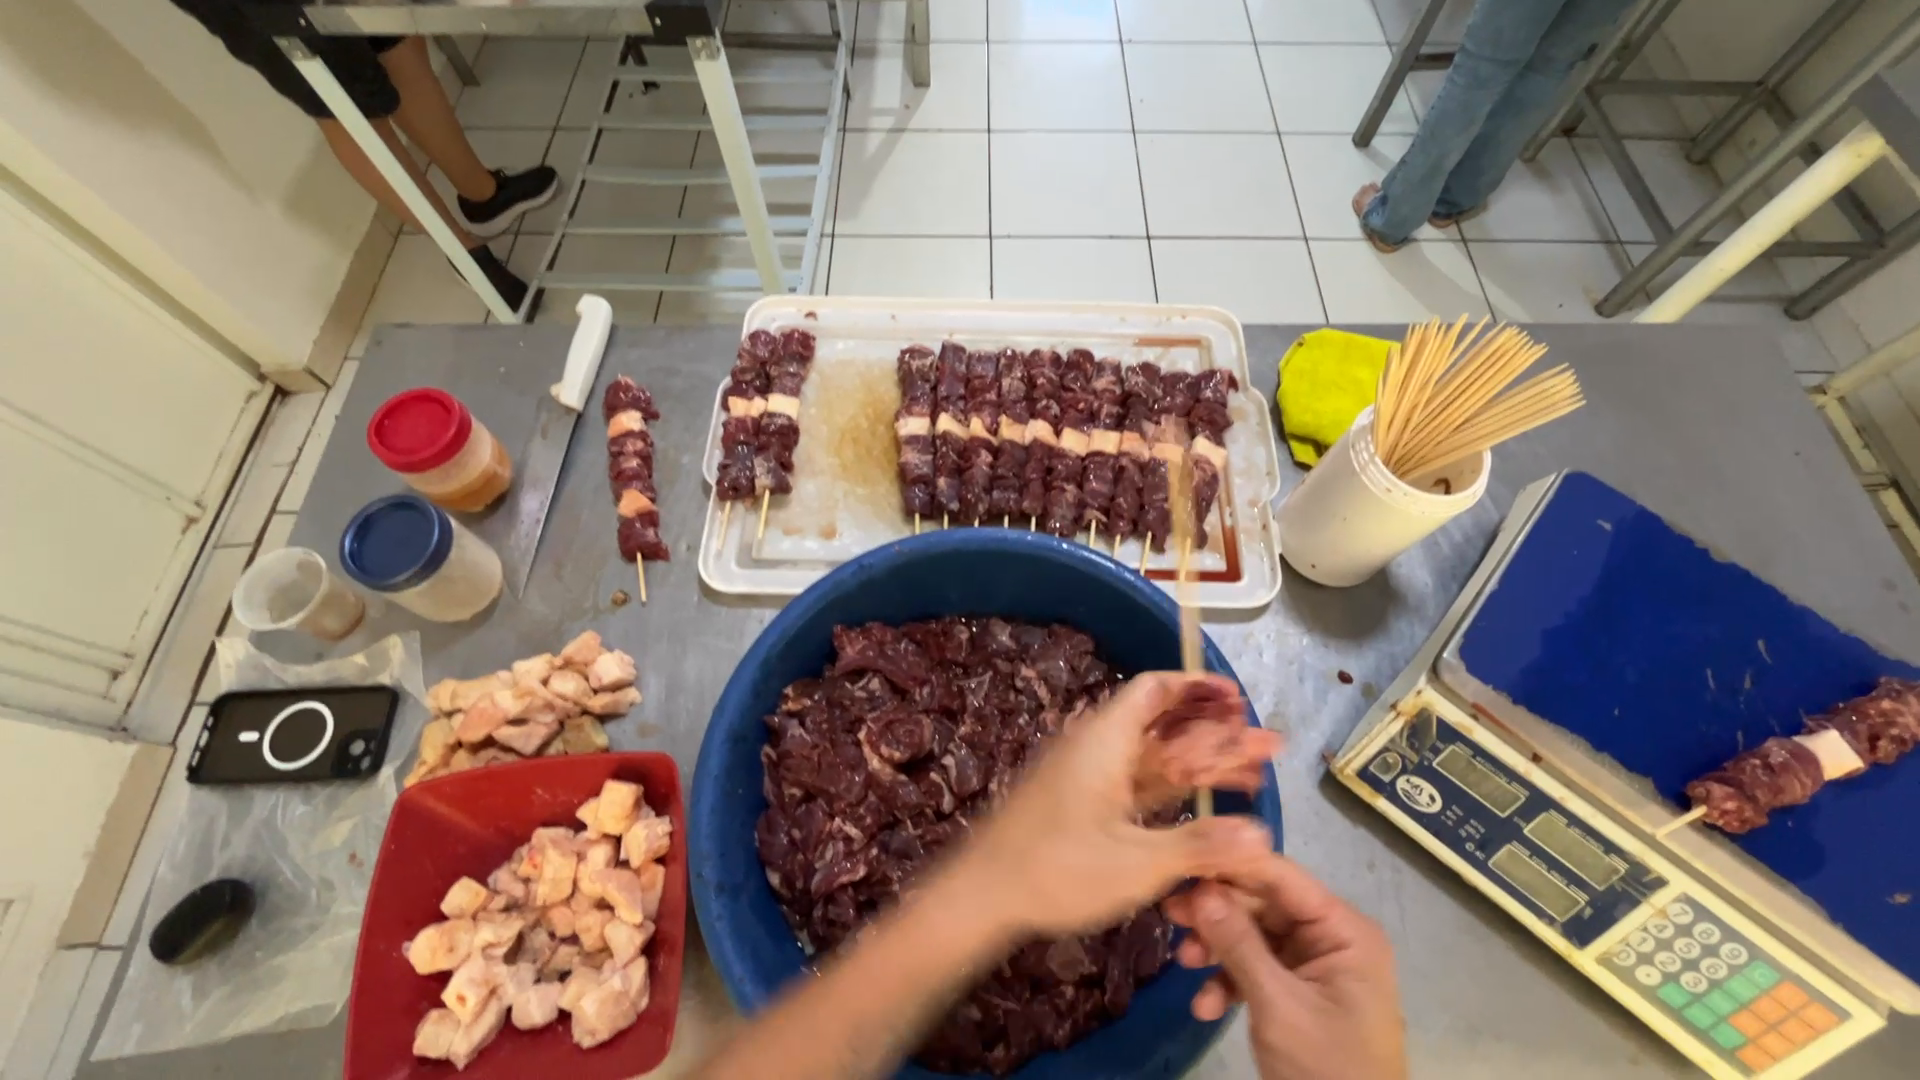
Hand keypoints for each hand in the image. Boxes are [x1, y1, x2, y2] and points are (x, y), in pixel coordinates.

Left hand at [941, 672, 1277, 940]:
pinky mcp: (1084, 804)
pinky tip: (1205, 804)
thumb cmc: (1056, 867)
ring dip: (1199, 764)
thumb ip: (1200, 845)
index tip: (1239, 698)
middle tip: (1267, 745)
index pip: (1155, 689)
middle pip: (1162, 723)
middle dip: (1215, 732)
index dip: (1197, 687)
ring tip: (1254, 776)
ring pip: (1153, 757)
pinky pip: (1137, 784)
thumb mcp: (1136, 862)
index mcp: (1105, 739)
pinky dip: (1173, 789)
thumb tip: (1262, 835)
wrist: (982, 893)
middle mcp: (1097, 747)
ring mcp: (1089, 777)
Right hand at [1164, 858, 1406, 1079]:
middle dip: (1215, 915)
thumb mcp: (1278, 1006)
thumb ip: (1238, 943)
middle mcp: (1330, 937)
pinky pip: (1255, 968)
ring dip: (1216, 950)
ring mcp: (1313, 965)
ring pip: (1251, 936)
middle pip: (1261, 905)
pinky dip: (1227, 982)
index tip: (1182, 858)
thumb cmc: (1327, 1070)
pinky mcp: (1297, 991)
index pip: (1280, 876)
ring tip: (1183, 964)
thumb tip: (1198, 888)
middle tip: (1168, 913)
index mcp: (1343, 930)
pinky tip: (1205, 1007)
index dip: (1231, 865)